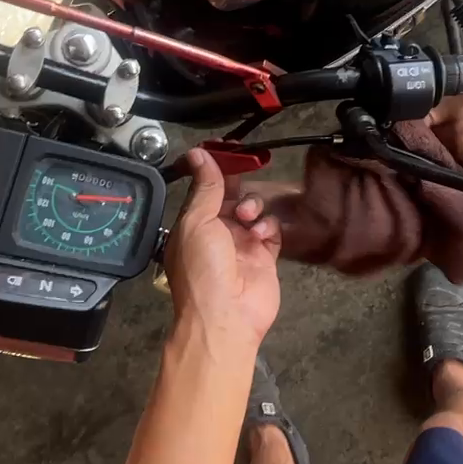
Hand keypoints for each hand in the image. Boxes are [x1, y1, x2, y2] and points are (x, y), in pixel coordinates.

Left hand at [163, 148, 282, 356]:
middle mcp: (216, 232)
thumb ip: (204, 187)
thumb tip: (198, 153)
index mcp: (192, 224)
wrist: (226, 316)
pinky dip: (268, 227)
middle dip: (238, 184)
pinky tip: (261, 234)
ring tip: (248, 217)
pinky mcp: (265, 255)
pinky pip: (270, 230)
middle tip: (245, 172)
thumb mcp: (196, 222)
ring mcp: (242, 244)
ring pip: (253, 209)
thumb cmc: (203, 269)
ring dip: (252, 206)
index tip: (225, 147)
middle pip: (231, 196)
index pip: (204, 188)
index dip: (213, 167)